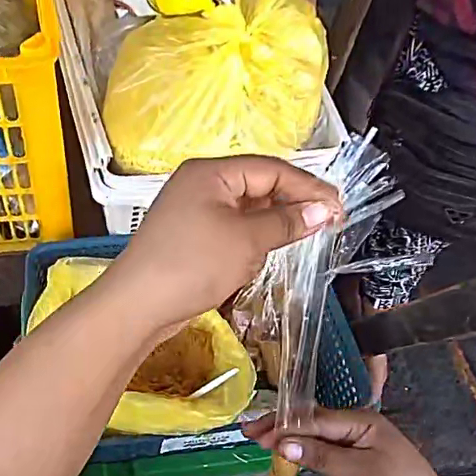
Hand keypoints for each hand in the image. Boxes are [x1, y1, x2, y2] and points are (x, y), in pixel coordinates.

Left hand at [106, 155, 339, 329]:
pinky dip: (252, 242)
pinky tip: (264, 256)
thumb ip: (286, 223)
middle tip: (326, 224)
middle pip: (259, 188)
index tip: (337, 208)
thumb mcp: (246, 241)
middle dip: (292, 206)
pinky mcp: (190, 240)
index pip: (272, 170)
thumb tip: (322, 210)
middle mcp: (200, 186)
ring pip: (246, 212)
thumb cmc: (190, 265)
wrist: (138, 306)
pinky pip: (231, 232)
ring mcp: (193, 213)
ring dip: (272, 226)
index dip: (308, 188)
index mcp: (211, 173)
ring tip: (300, 240)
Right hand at [243, 407, 463, 475]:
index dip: (285, 426)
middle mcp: (355, 429)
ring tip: (257, 437)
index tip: (258, 433)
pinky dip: (299, 452)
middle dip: (280, 426)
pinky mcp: (349, 466)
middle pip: (311, 423)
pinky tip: (282, 452)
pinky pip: (319, 453)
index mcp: (362, 421)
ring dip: (287, 438)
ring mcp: (352, 447)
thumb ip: (320, 457)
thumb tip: (283, 444)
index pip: (315, 419)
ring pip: (313, 437)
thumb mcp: (358, 473)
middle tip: (248, 430)